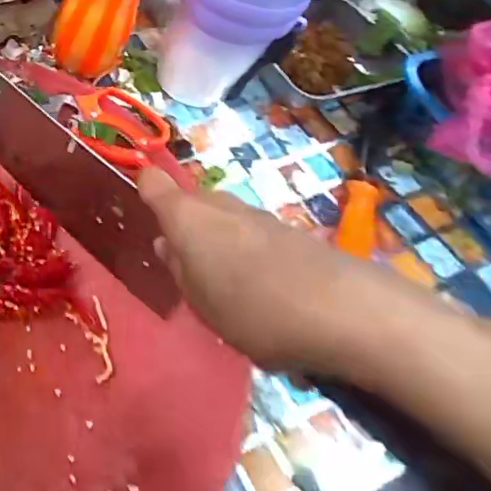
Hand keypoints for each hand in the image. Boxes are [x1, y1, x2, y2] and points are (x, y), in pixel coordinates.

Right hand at [137, 169, 434, 379]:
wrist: (346, 310)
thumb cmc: (253, 308)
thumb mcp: (200, 303)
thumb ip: (178, 269)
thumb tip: (166, 244)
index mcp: (184, 215)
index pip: (152, 180)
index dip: (144, 191)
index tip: (144, 216)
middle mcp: (217, 203)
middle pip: (190, 203)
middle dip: (186, 227)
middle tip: (189, 269)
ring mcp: (255, 214)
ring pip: (223, 220)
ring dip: (220, 243)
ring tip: (230, 288)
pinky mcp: (289, 232)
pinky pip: (252, 236)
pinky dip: (250, 254)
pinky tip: (267, 293)